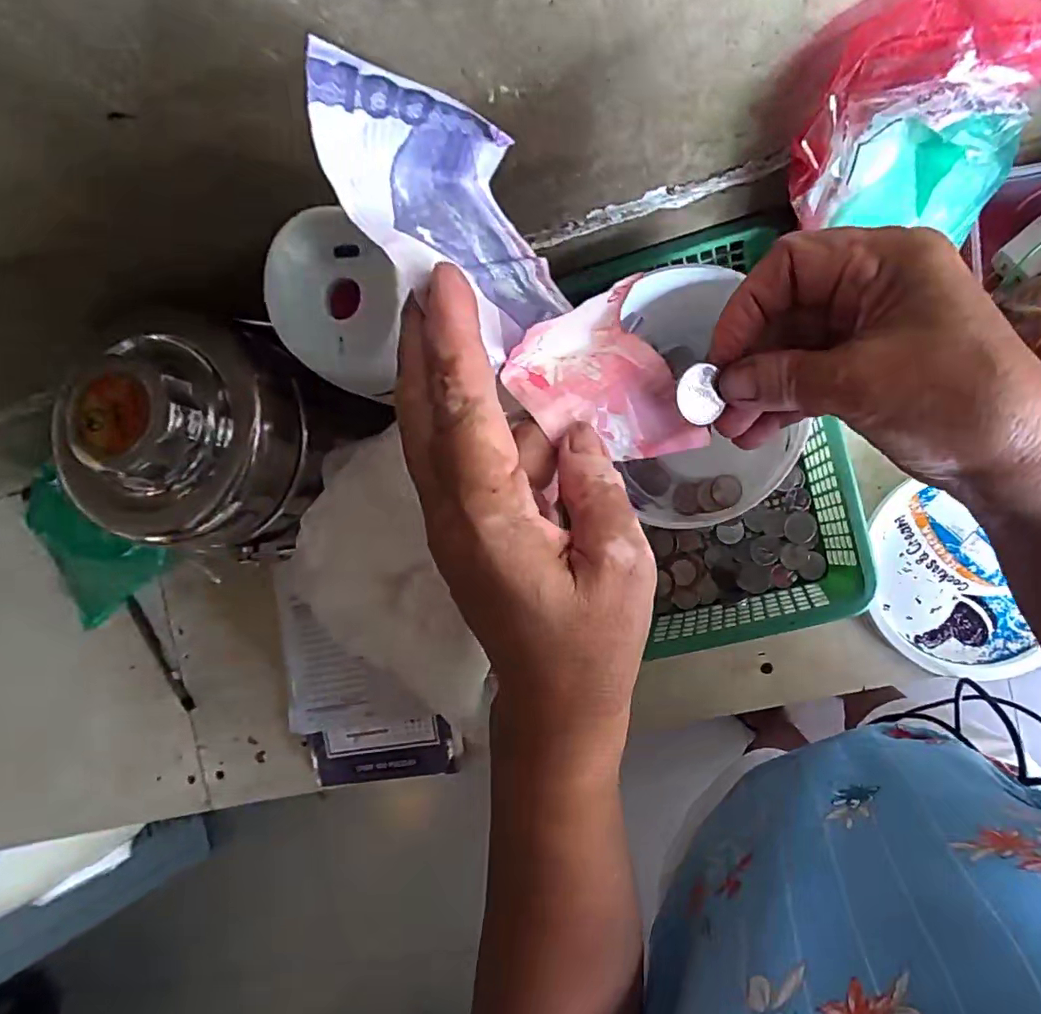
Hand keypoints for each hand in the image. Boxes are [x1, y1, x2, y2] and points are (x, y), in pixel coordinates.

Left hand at [397, 265, 653, 768]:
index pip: (463, 410)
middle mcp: (455, 515)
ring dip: (450, 382)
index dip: (453, 342)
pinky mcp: (473, 538)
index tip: (442, 282)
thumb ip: (597, 485)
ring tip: (467, 328)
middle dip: (422, 347)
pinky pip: (471, 466)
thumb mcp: (619, 562)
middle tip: (425, 288)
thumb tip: (573, 430)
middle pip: (425, 415)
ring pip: (442, 438)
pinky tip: (519, 409)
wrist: (558, 705)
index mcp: (489, 517)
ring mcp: (458, 528)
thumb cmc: (594, 643)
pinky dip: (487, 428)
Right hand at [709, 227, 1040, 499]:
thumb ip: (786, 377)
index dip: (746, 310)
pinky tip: (760, 430)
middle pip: (793, 311)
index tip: (720, 361)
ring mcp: (877, 331)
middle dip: (753, 361)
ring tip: (734, 430)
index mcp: (883, 260)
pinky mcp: (878, 371)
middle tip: (720, 407)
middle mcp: (877, 286)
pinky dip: (791, 401)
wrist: (1016, 459)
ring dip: (766, 388)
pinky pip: (821, 377)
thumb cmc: (948, 400)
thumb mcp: (859, 383)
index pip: (791, 266)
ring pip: (803, 351)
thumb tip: (727, 384)